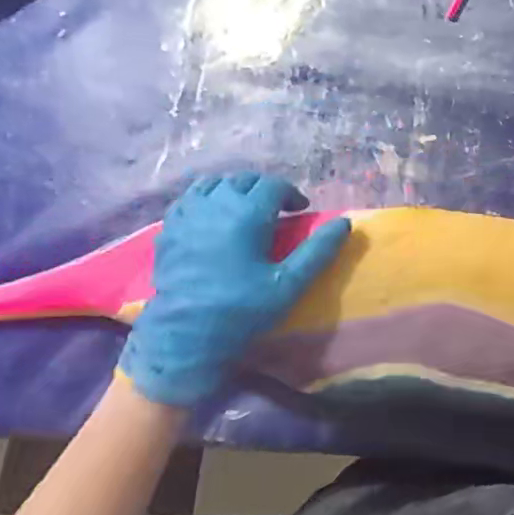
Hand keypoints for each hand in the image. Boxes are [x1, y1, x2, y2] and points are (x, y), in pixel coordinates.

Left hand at [119, 173, 351, 406]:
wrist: (186, 334)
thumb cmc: (242, 309)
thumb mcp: (289, 284)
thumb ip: (318, 251)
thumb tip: (344, 223)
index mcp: (247, 213)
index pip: (274, 185)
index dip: (291, 193)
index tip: (300, 210)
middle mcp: (216, 203)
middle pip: (244, 179)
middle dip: (264, 188)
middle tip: (276, 210)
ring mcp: (187, 213)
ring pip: (214, 183)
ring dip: (234, 189)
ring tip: (244, 208)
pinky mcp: (168, 228)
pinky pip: (189, 198)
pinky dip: (206, 198)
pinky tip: (212, 216)